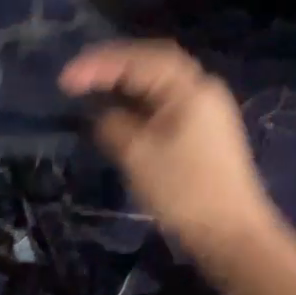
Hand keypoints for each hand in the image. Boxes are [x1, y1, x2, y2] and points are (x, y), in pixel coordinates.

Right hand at [59, 41, 282, 258]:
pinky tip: (115, 105)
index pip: (138, 61)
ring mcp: (204, 110)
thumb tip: (103, 114)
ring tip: (90, 85)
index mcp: (189, 90)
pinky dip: (135, 96)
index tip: (64, 81)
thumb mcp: (135, 152)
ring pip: (158, 79)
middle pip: (152, 61)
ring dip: (123, 78)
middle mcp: (201, 91)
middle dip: (112, 63)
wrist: (230, 233)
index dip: (97, 64)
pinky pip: (162, 98)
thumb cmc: (183, 189)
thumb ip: (111, 122)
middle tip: (77, 74)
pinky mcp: (200, 129)